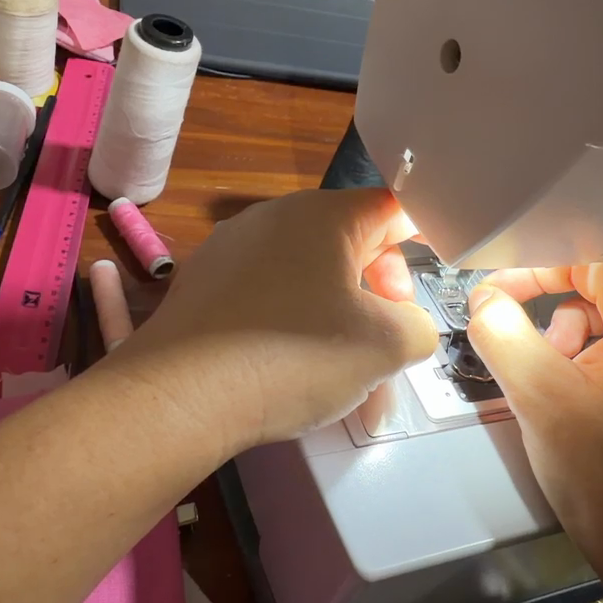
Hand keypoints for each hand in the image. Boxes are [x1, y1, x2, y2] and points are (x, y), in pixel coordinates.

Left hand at [111, 188, 437, 455]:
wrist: (183, 393)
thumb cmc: (293, 357)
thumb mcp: (385, 348)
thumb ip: (416, 326)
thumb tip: (402, 323)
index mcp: (325, 215)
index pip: (392, 210)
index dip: (420, 244)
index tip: (416, 294)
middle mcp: (274, 215)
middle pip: (348, 237)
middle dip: (376, 283)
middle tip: (381, 334)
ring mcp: (231, 244)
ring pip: (304, 264)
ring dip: (332, 302)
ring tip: (334, 356)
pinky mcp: (201, 278)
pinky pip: (263, 284)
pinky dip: (287, 311)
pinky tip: (283, 356)